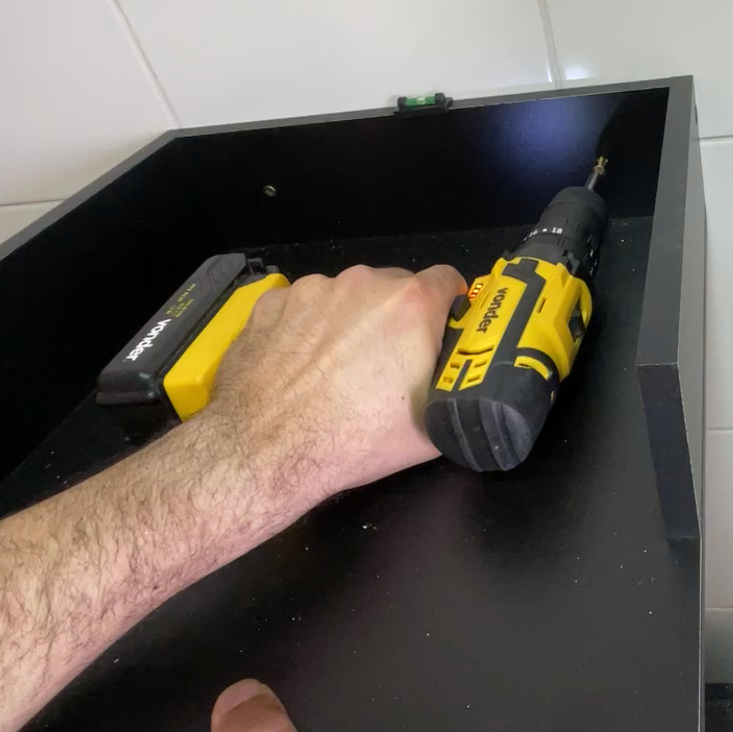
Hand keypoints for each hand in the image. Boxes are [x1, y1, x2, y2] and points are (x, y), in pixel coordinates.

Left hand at [203, 263, 465, 509]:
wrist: (264, 451)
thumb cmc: (351, 439)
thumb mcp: (432, 429)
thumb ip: (457, 393)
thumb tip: (468, 388)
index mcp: (411, 306)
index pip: (446, 280)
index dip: (448, 304)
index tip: (442, 327)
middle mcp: (364, 285)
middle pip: (395, 287)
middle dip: (398, 317)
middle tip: (389, 361)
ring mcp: (315, 289)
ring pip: (348, 296)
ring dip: (352, 320)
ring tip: (338, 367)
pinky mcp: (273, 302)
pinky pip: (305, 305)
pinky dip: (308, 326)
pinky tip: (303, 365)